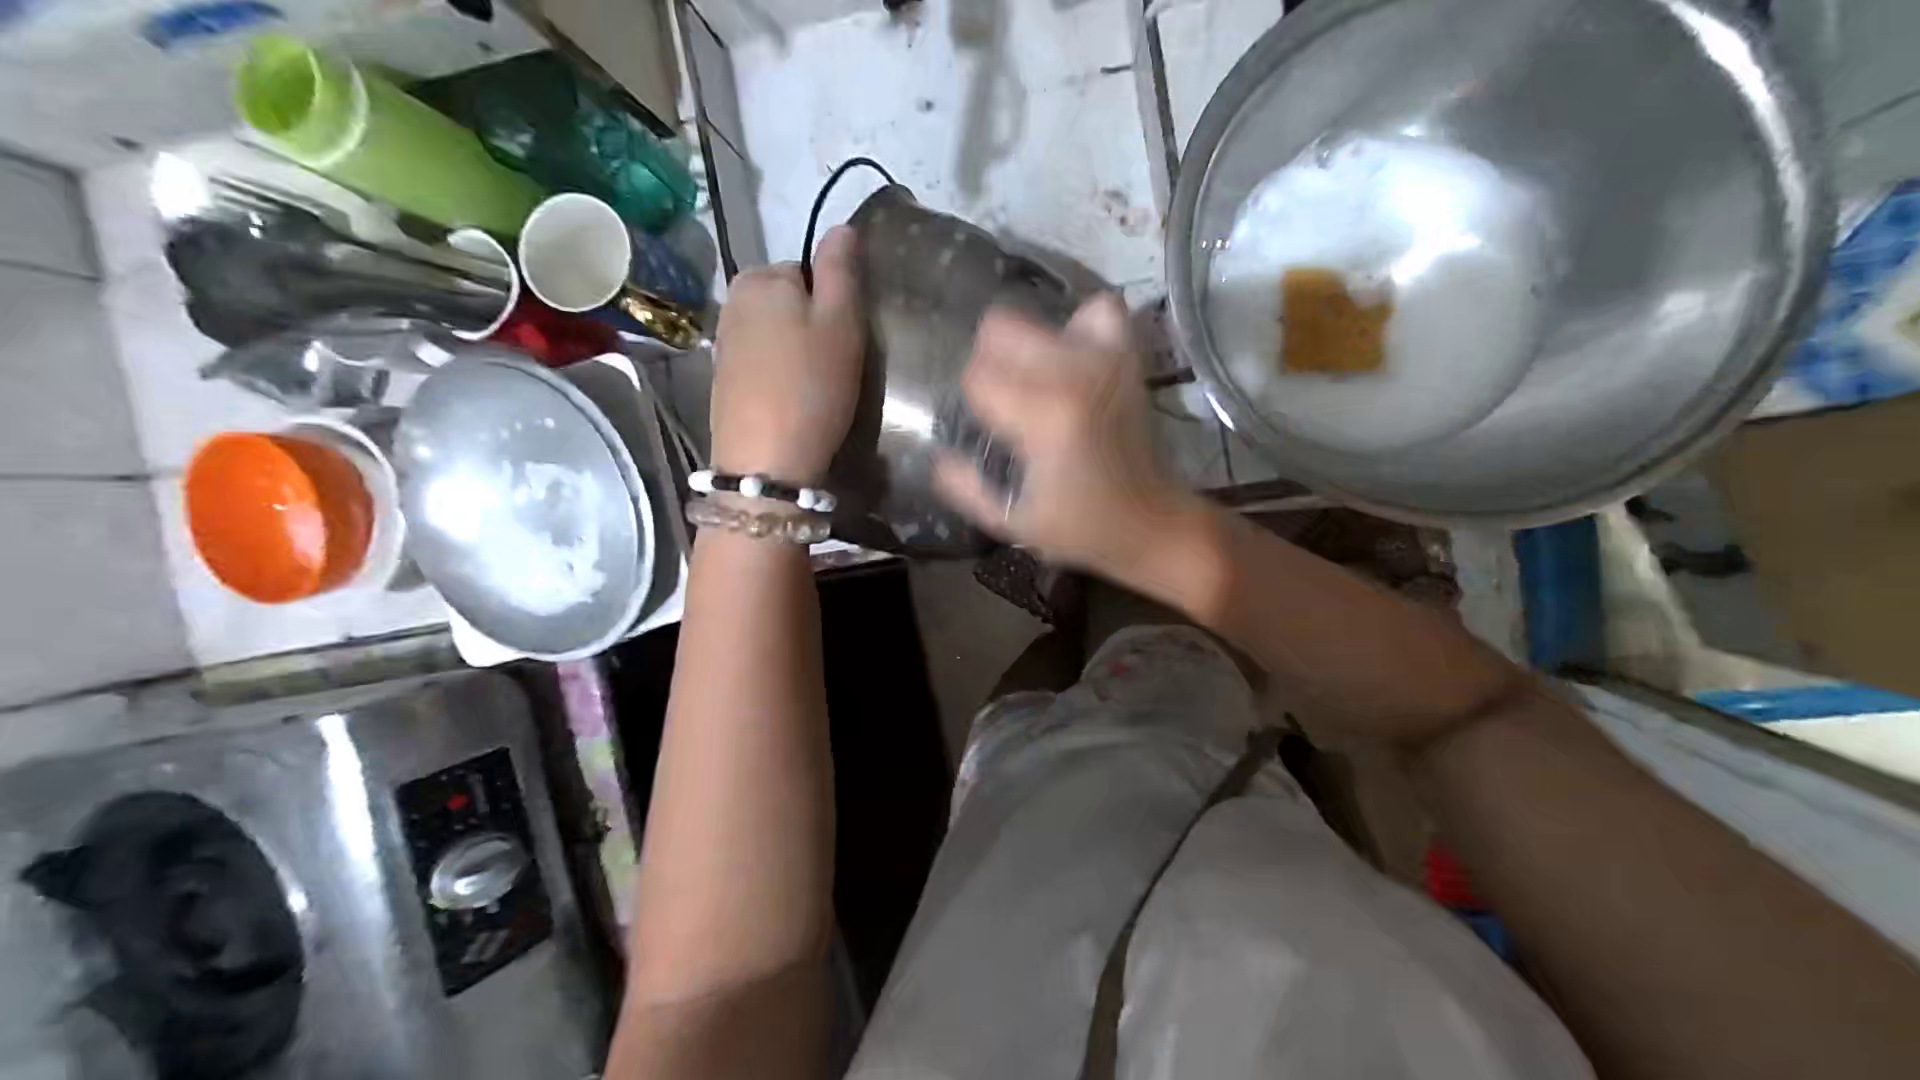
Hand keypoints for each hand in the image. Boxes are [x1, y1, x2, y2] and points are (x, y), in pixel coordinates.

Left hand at [709, 225, 863, 484]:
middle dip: (810, 325)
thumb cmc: (812, 386)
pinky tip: (789, 401)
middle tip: (832, 366)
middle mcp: (731, 300)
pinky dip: (776, 374)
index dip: (832, 304)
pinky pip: (759, 361)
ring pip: (773, 332)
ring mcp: (722, 342)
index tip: (843, 341)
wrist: (766, 463)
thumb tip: (842, 227)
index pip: (807, 271)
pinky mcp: (721, 380)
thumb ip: (841, 270)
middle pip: (787, 301)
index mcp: (760, 277)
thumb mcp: (841, 322)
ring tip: (814, 387)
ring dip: (794, 351)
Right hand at [935, 294, 1202, 575]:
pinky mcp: (1127, 359)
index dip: (974, 399)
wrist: (1150, 521)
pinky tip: (1071, 359)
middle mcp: (1074, 376)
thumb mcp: (1011, 521)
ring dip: (1029, 347)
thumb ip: (964, 487)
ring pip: (1041, 319)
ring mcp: (1105, 360)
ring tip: (1036, 381)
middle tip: (1006, 399)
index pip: (978, 376)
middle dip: (992, 363)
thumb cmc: (1080, 527)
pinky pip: (1098, 311)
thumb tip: (940, 456)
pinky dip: (1078, 329)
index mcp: (1043, 417)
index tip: (989, 426)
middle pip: (1002, 330)